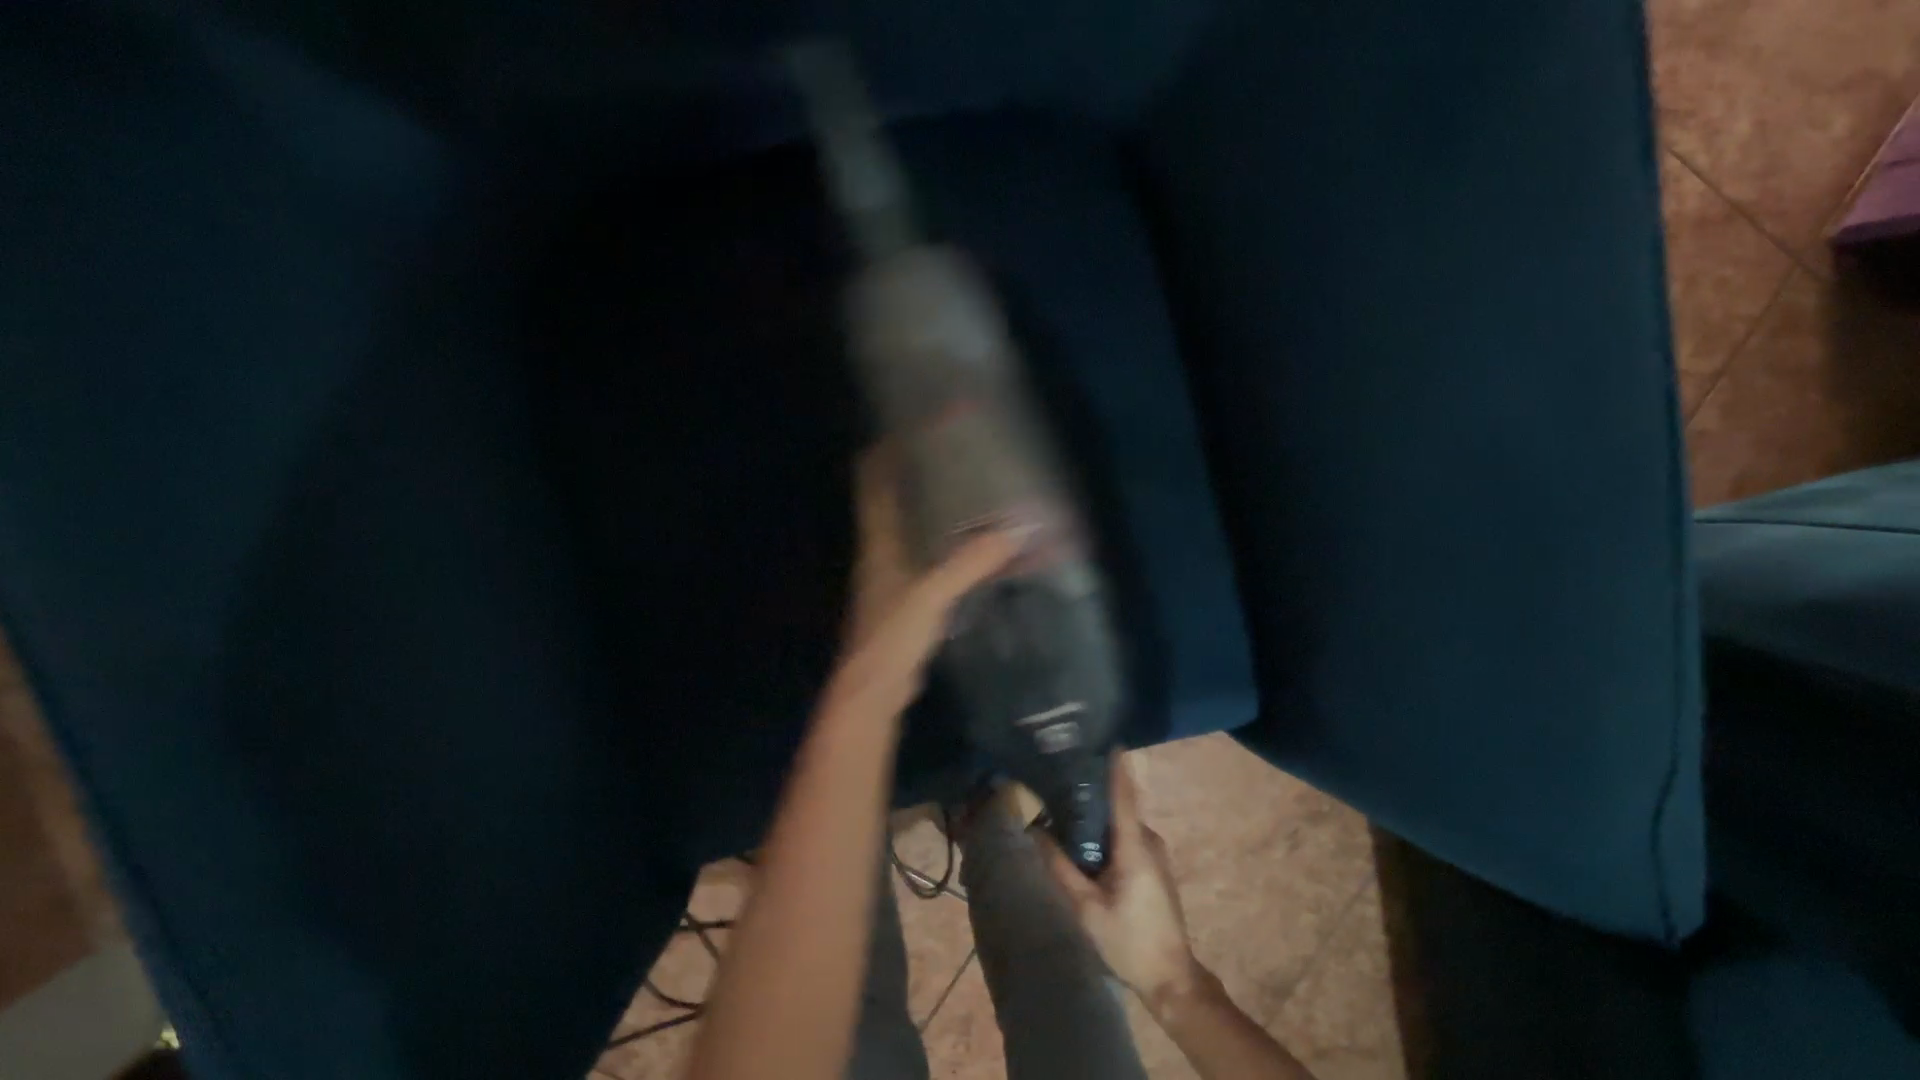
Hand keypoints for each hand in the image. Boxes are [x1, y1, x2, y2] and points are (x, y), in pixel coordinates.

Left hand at [821, 444, 1022, 720]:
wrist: (873, 691)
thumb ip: (972, 561)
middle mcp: (880, 554)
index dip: (883, 454)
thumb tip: (1018, 529)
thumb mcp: (933, 593)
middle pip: (892, 504)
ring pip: (911, 533)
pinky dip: (946, 550)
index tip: (908, 427)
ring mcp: (891, 580)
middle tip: (953, 456)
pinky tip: (973, 550)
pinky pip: (927, 563)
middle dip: (916, 479)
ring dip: (932, 515)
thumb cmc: (892, 634)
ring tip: (969, 495)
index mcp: (877, 542)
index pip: (873, 485)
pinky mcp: (905, 604)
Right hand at [1041, 754, 1202, 1002]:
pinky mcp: (1153, 868)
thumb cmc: (1127, 940)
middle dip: (1088, 793)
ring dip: (1094, 818)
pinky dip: (1103, 835)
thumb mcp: (1085, 907)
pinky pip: (1125, 840)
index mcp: (1135, 845)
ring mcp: (1155, 854)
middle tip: (1055, 779)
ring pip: (1119, 825)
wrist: (1171, 977)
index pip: (1123, 794)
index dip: (1114, 765)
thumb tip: (1033, 830)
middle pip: (1117, 806)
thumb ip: (1059, 867)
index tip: (1103, 738)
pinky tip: (1081, 843)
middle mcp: (1149, 841)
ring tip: (1060, 809)